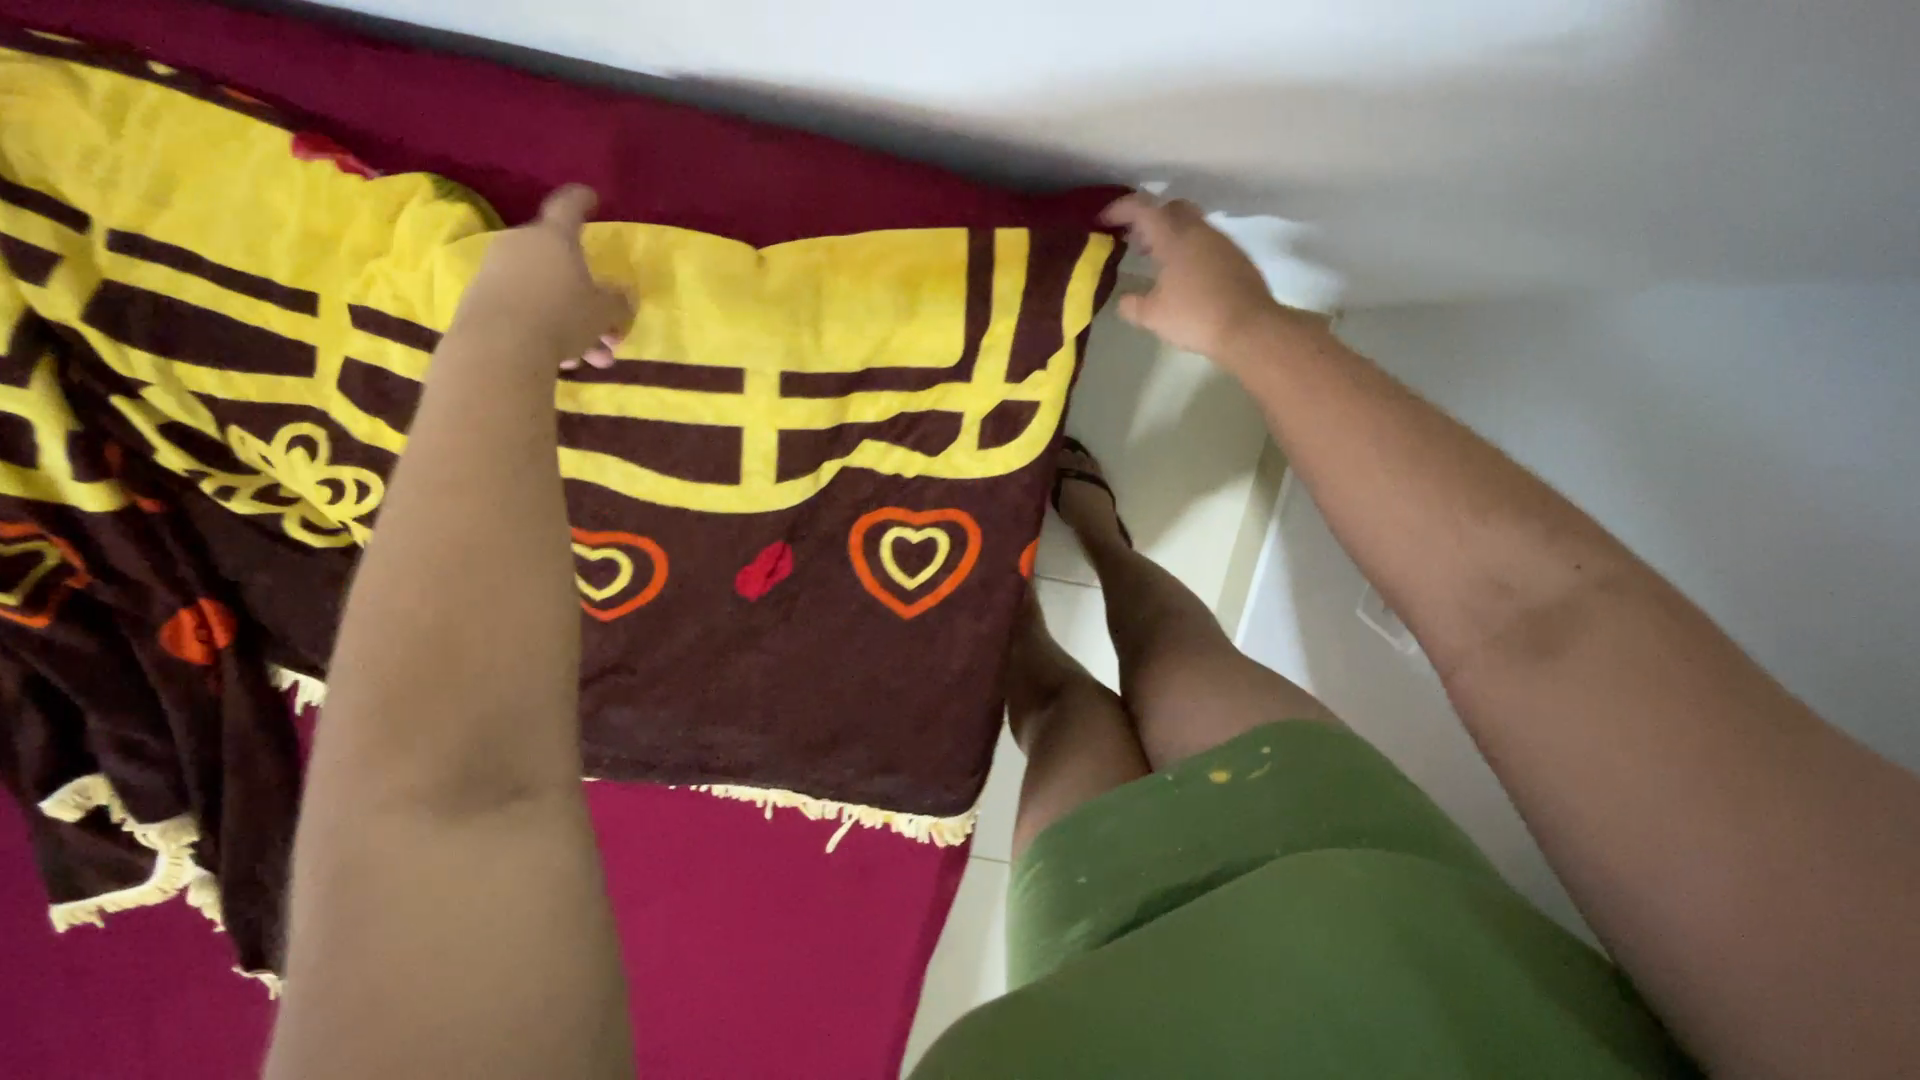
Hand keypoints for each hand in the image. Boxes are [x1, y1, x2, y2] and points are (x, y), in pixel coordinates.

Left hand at [446, 184, 632, 370]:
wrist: (499, 346)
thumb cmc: (562, 317)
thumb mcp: (605, 313)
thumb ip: (618, 302)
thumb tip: (623, 297)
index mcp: (555, 237)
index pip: (569, 207)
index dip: (582, 200)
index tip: (590, 197)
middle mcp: (522, 245)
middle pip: (561, 264)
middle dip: (587, 295)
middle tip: (608, 328)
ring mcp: (497, 271)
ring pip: (545, 294)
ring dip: (572, 324)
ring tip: (592, 359)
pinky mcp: (481, 300)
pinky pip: (524, 310)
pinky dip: (546, 330)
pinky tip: (563, 361)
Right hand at [1101, 195, 1330, 367]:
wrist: (1249, 327)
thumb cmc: (1195, 317)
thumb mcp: (1153, 316)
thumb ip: (1132, 305)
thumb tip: (1124, 300)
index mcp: (1173, 237)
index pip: (1142, 207)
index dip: (1120, 208)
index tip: (1103, 220)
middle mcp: (1198, 231)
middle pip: (1171, 207)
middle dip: (1150, 218)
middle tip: (1135, 240)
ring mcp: (1221, 241)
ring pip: (1191, 224)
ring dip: (1171, 234)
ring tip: (1156, 260)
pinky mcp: (1236, 256)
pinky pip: (1206, 241)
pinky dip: (1190, 248)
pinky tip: (1185, 275)